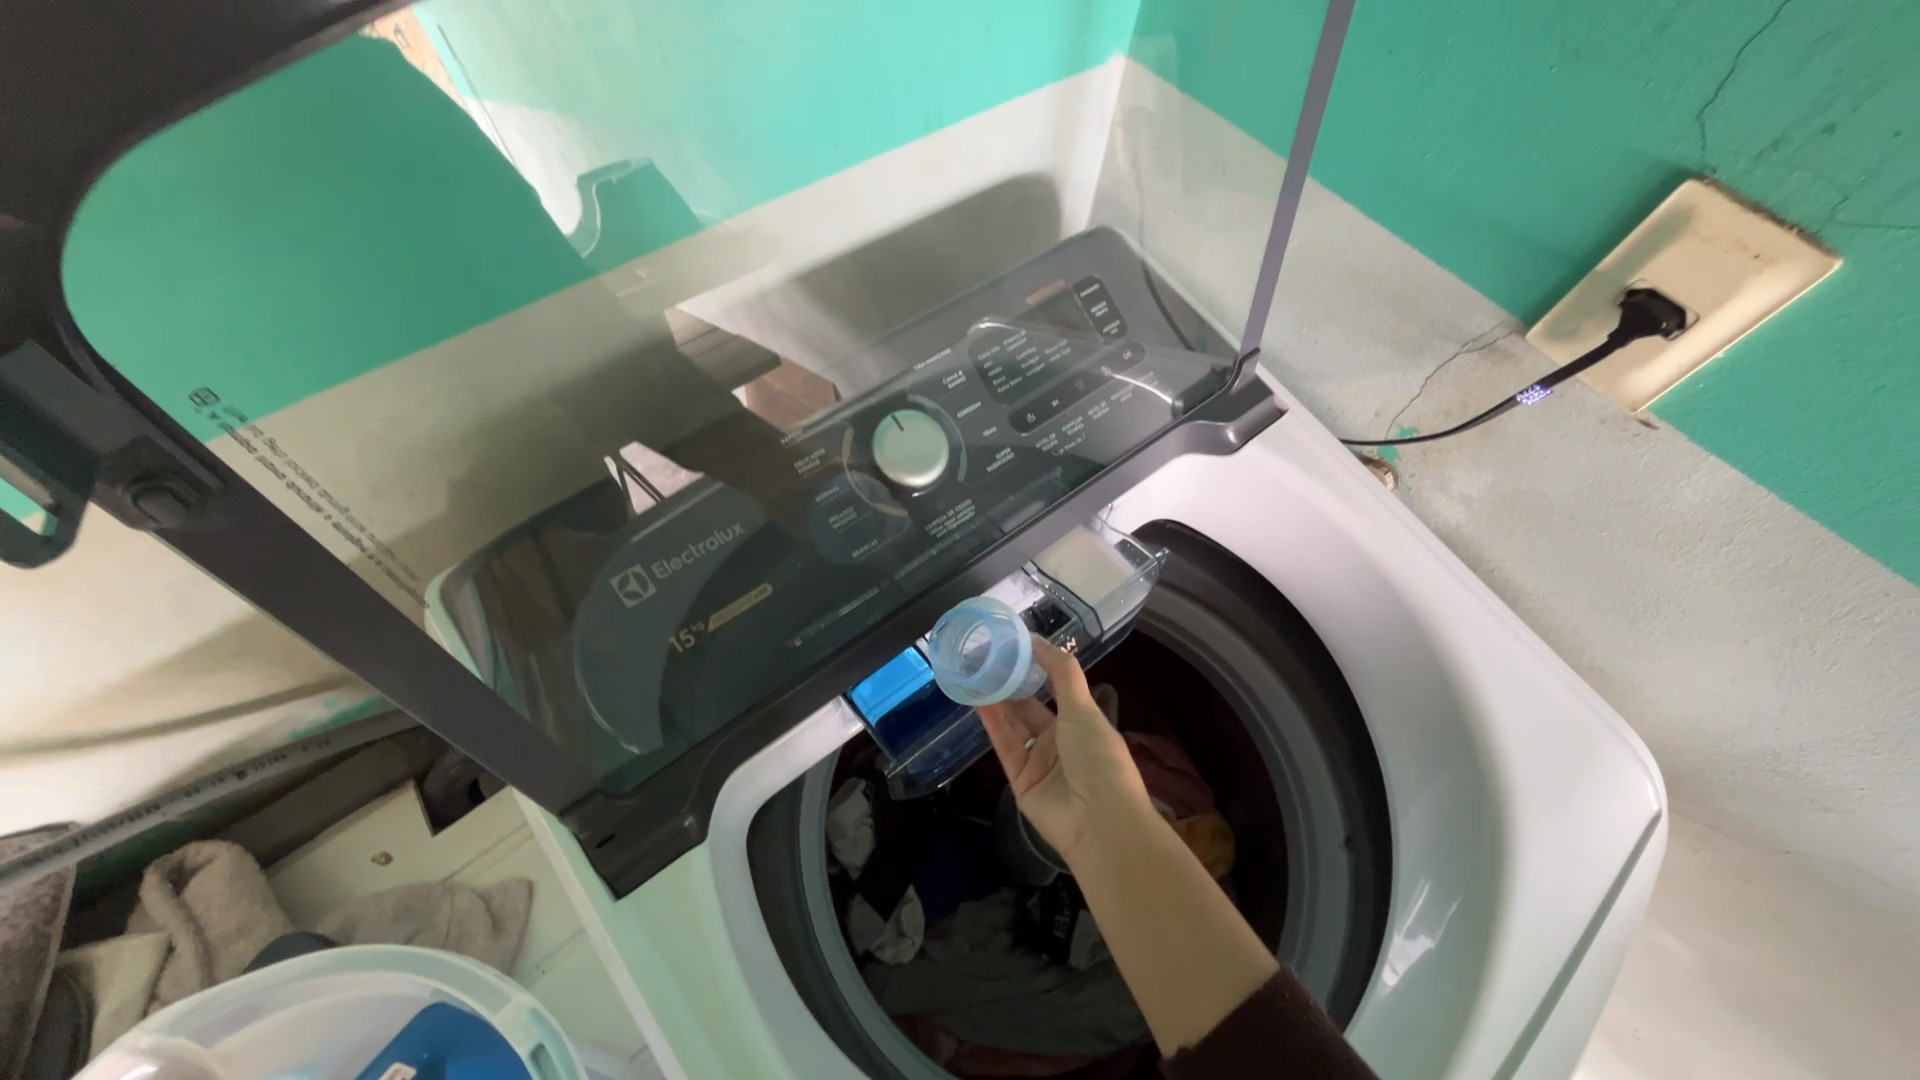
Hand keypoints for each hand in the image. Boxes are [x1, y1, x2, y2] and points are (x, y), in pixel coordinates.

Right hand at [978, 637, 1154, 865]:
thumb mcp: (1084, 709)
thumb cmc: (1099, 759)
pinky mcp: (1020, 780)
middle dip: (1013, 684)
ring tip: (976, 673)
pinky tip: (978, 701)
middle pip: (1033, 707)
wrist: (1099, 822)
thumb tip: (1039, 640)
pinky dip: (992, 724)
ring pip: (1015, 725)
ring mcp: (1040, 762)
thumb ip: (1061, 673)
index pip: (1059, 689)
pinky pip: (1005, 746)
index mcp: (1085, 723)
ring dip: (998, 701)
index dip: (1041, 668)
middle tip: (988, 658)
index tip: (1018, 644)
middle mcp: (1062, 741)